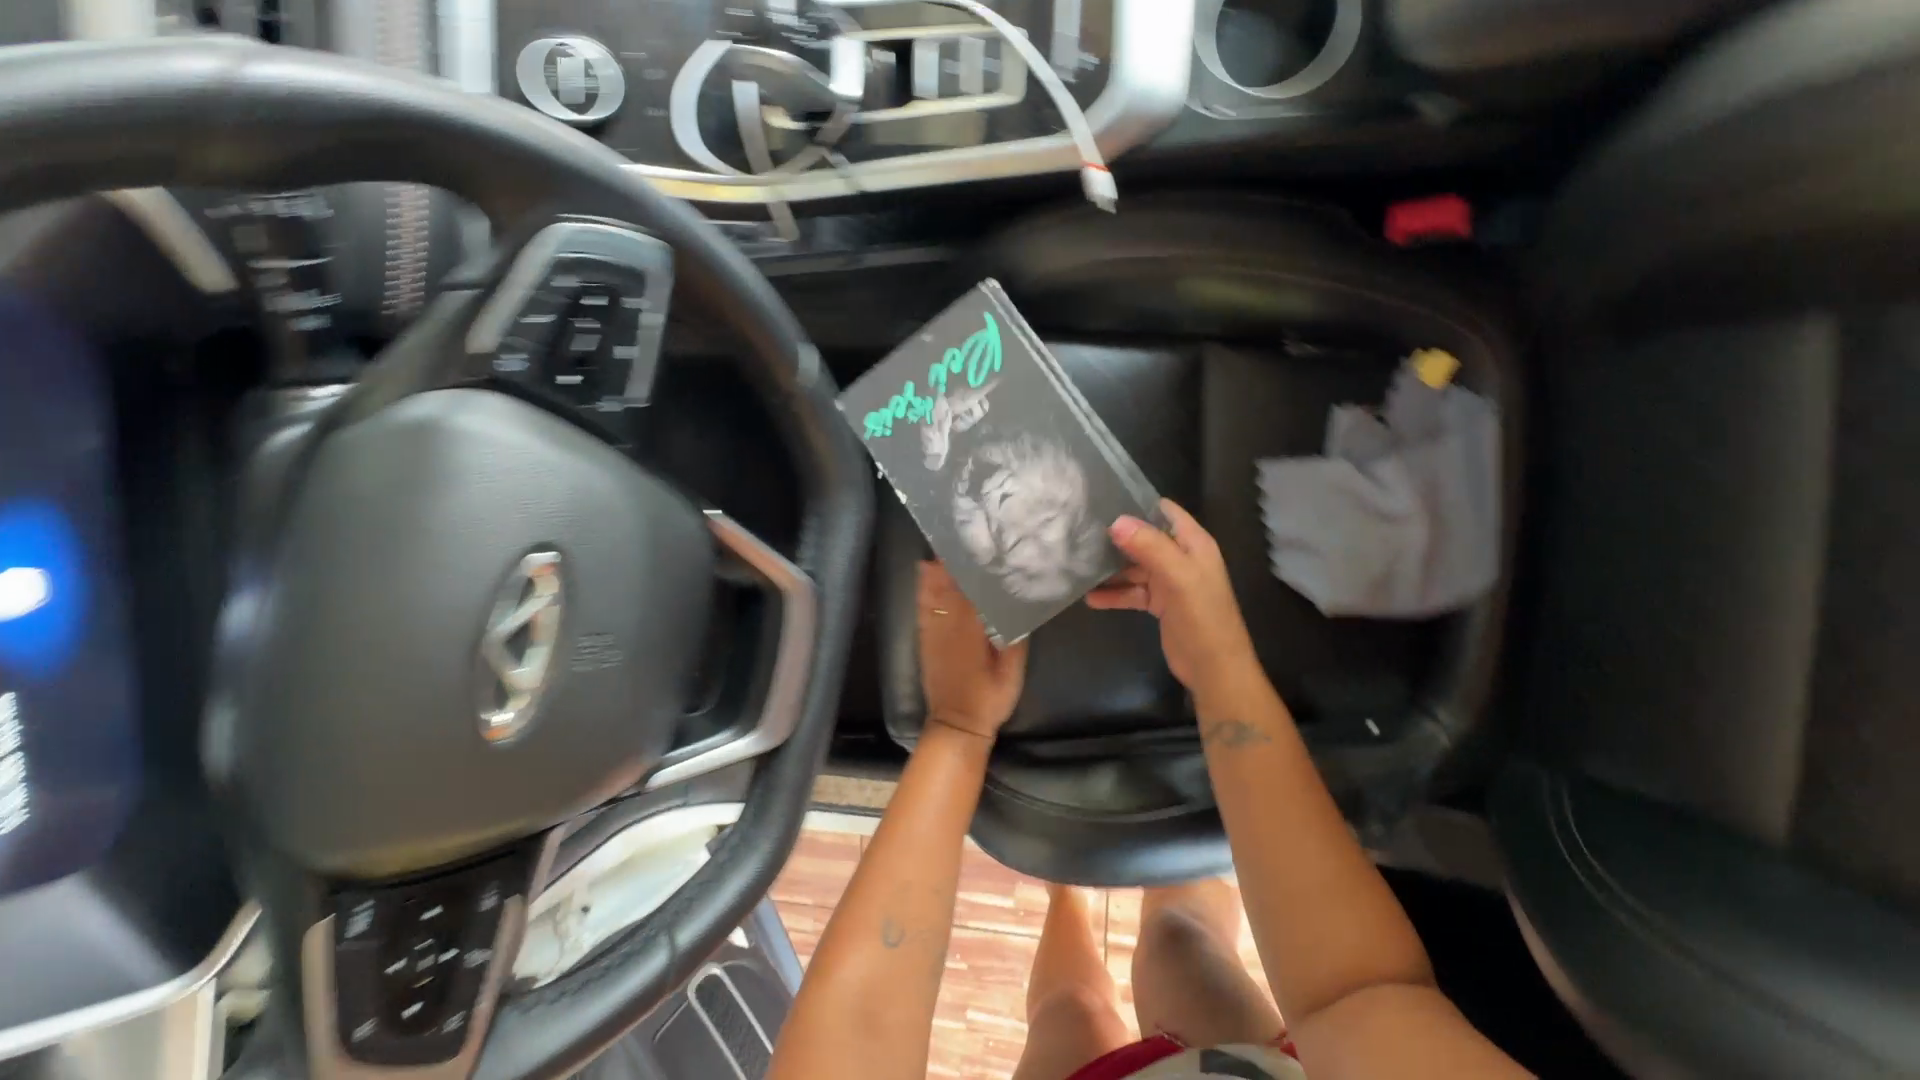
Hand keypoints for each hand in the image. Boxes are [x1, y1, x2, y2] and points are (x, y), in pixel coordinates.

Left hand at [919, 561, 1028, 740]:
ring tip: (946, 545)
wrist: (957, 724)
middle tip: (967, 538)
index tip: (983, 546)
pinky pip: (923, 607)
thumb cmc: (990, 698)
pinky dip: (925, 587)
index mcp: (971, 629)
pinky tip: (927, 571)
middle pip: (949, 584)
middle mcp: (948, 624)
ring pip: (932, 592)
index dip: (976, 566)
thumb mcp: (1012, 670)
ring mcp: (932, 631)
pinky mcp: (925, 639)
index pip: (971, 588)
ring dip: (938, 569)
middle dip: (956, 561)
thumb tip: (1018, 604)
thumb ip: (1015, 636)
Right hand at [1087, 499, 1260, 701]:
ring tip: (1077, 564)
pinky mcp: (1160, 604)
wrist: (1215, 669)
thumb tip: (1115, 521)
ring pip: (1134, 566)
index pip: (1163, 511)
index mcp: (1193, 543)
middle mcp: (1181, 557)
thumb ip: (1150, 547)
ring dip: (1110, 567)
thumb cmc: (1202, 619)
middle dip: (1115, 535)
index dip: (1135, 503)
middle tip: (1079, 532)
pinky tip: (1090, 597)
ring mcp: (1170, 581)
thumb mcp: (1178, 578)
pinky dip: (1114, 593)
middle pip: (1144, 538)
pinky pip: (1132, 592)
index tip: (1100, 500)